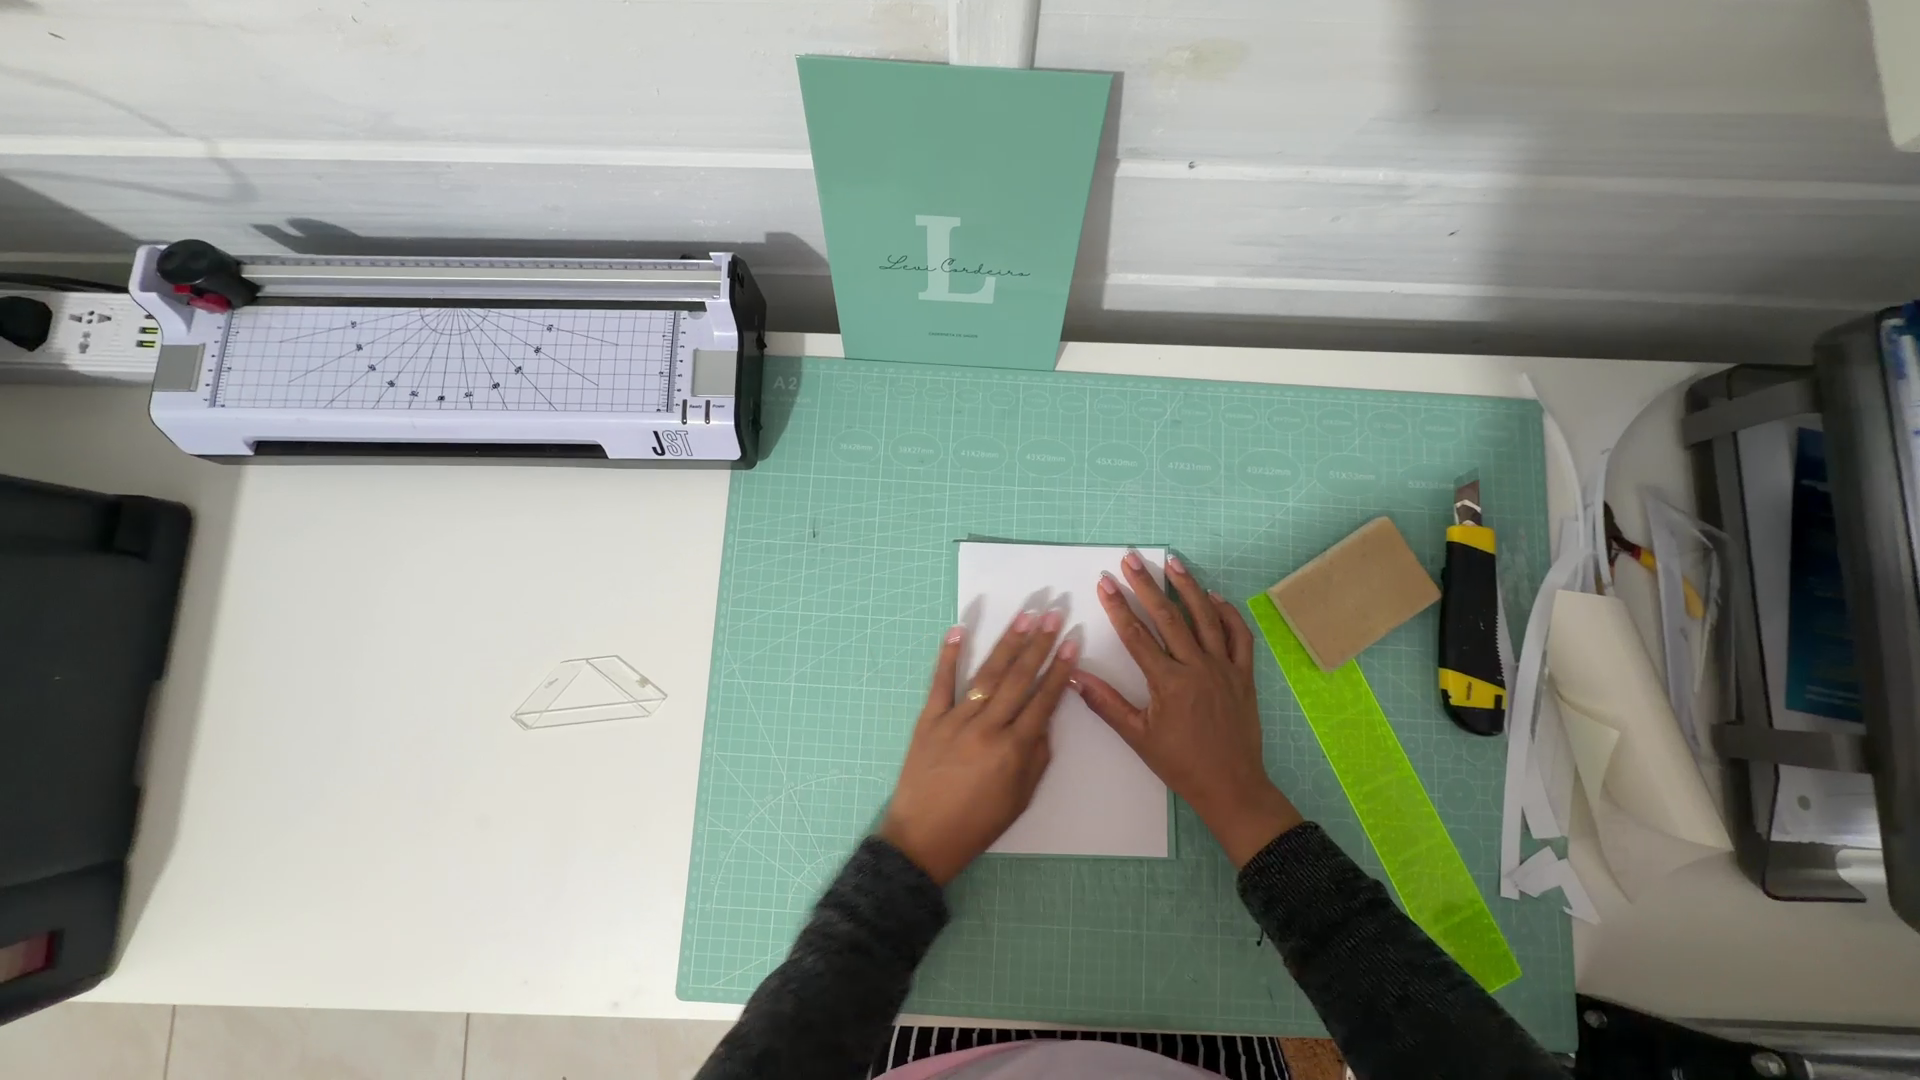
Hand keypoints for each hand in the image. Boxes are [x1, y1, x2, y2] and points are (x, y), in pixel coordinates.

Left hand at [878, 610, 1078, 884]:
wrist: (923, 839)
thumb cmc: (977, 824)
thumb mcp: (1020, 798)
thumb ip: (1037, 756)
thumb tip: (1046, 719)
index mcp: (1013, 750)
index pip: (1043, 700)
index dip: (1059, 669)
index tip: (1071, 642)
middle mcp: (987, 728)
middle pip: (1018, 678)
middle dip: (1038, 644)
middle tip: (1052, 613)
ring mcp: (955, 721)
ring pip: (986, 674)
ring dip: (1006, 643)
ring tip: (1023, 616)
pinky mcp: (928, 720)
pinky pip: (940, 682)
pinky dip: (948, 655)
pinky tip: (959, 630)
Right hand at [1073, 552, 1303, 867]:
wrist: (1232, 787)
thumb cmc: (1180, 765)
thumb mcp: (1137, 737)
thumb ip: (1106, 703)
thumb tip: (1074, 676)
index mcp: (1168, 683)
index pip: (1137, 635)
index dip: (1118, 606)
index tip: (1105, 581)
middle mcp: (1197, 668)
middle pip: (1169, 616)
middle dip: (1147, 584)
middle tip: (1131, 558)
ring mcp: (1225, 668)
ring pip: (1206, 618)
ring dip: (1188, 587)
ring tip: (1172, 562)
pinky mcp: (1244, 675)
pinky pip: (1239, 636)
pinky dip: (1227, 613)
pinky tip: (1214, 597)